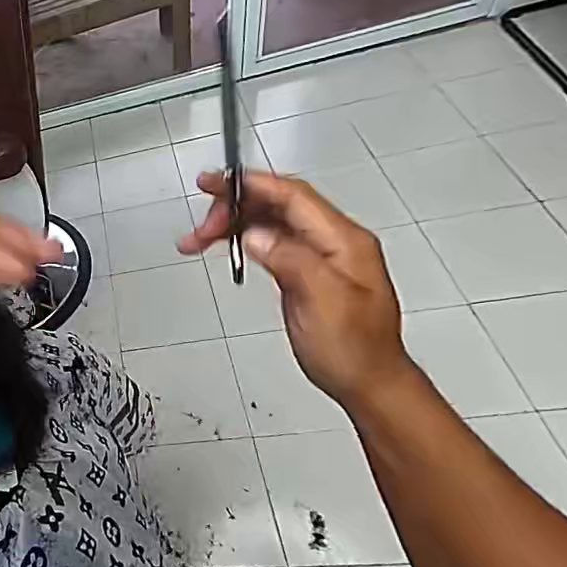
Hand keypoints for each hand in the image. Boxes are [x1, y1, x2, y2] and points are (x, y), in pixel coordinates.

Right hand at [179, 170, 414, 406]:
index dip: (252, 185)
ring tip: (199, 238)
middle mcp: (333, 243)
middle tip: (201, 225)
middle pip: (277, 206)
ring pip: (270, 225)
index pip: (292, 197)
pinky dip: (245, 242)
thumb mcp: (324, 301)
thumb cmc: (355, 350)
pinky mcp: (306, 274)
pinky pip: (271, 245)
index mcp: (344, 241)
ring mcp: (319, 257)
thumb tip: (256, 235)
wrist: (368, 383)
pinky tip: (227, 247)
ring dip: (234, 225)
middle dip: (235, 207)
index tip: (217, 184)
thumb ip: (290, 260)